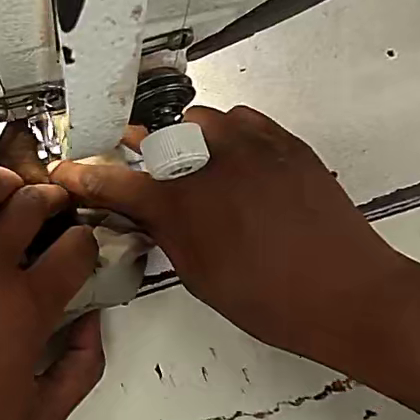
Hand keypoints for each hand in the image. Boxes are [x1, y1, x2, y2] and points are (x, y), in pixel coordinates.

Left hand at [0, 166, 104, 419]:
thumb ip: (82, 367)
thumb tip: (93, 322)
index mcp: (25, 308)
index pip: (76, 247)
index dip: (88, 244)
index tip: (83, 251)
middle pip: (32, 204)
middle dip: (54, 202)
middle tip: (54, 212)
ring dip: (4, 184)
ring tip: (10, 195)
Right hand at [52, 106, 419, 375]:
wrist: (348, 293)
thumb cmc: (273, 300)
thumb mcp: (201, 277)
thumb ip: (166, 234)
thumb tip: (145, 213)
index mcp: (183, 206)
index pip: (115, 182)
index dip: (86, 177)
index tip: (72, 174)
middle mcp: (212, 164)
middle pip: (157, 138)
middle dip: (144, 156)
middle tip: (151, 178)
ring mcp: (252, 146)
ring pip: (200, 120)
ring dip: (189, 140)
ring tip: (200, 170)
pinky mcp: (286, 142)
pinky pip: (243, 119)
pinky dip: (229, 134)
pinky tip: (236, 162)